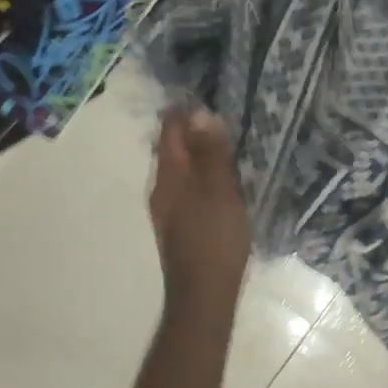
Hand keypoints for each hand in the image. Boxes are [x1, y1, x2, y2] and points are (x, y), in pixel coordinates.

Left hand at [149, 108, 251, 305]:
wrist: (203, 297)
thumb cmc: (214, 238)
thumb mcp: (219, 190)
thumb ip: (210, 152)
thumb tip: (200, 112)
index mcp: (169, 176)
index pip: (170, 131)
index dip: (184, 109)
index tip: (206, 89)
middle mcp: (162, 189)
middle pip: (172, 147)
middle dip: (191, 127)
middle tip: (221, 109)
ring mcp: (169, 209)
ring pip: (180, 167)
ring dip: (197, 149)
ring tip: (225, 136)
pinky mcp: (181, 223)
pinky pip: (188, 184)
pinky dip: (201, 170)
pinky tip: (221, 174)